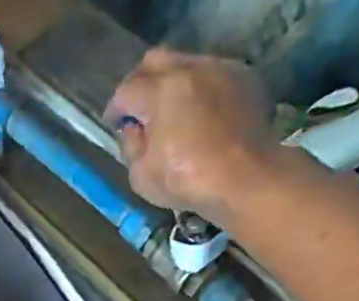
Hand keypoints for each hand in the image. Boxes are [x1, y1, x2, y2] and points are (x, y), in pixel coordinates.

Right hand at [104, 48, 279, 217]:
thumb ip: (130, 147)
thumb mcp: (141, 175)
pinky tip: (199, 113)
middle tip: (138, 107)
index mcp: (160, 92)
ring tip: (171, 110)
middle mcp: (190, 70)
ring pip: (186, 64)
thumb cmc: (187, 181)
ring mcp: (220, 70)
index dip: (115, 109)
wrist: (245, 179)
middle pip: (154, 61)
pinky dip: (200, 90)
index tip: (113, 124)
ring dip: (172, 84)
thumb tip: (133, 130)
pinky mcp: (244, 78)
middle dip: (140, 82)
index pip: (126, 91)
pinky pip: (213, 74)